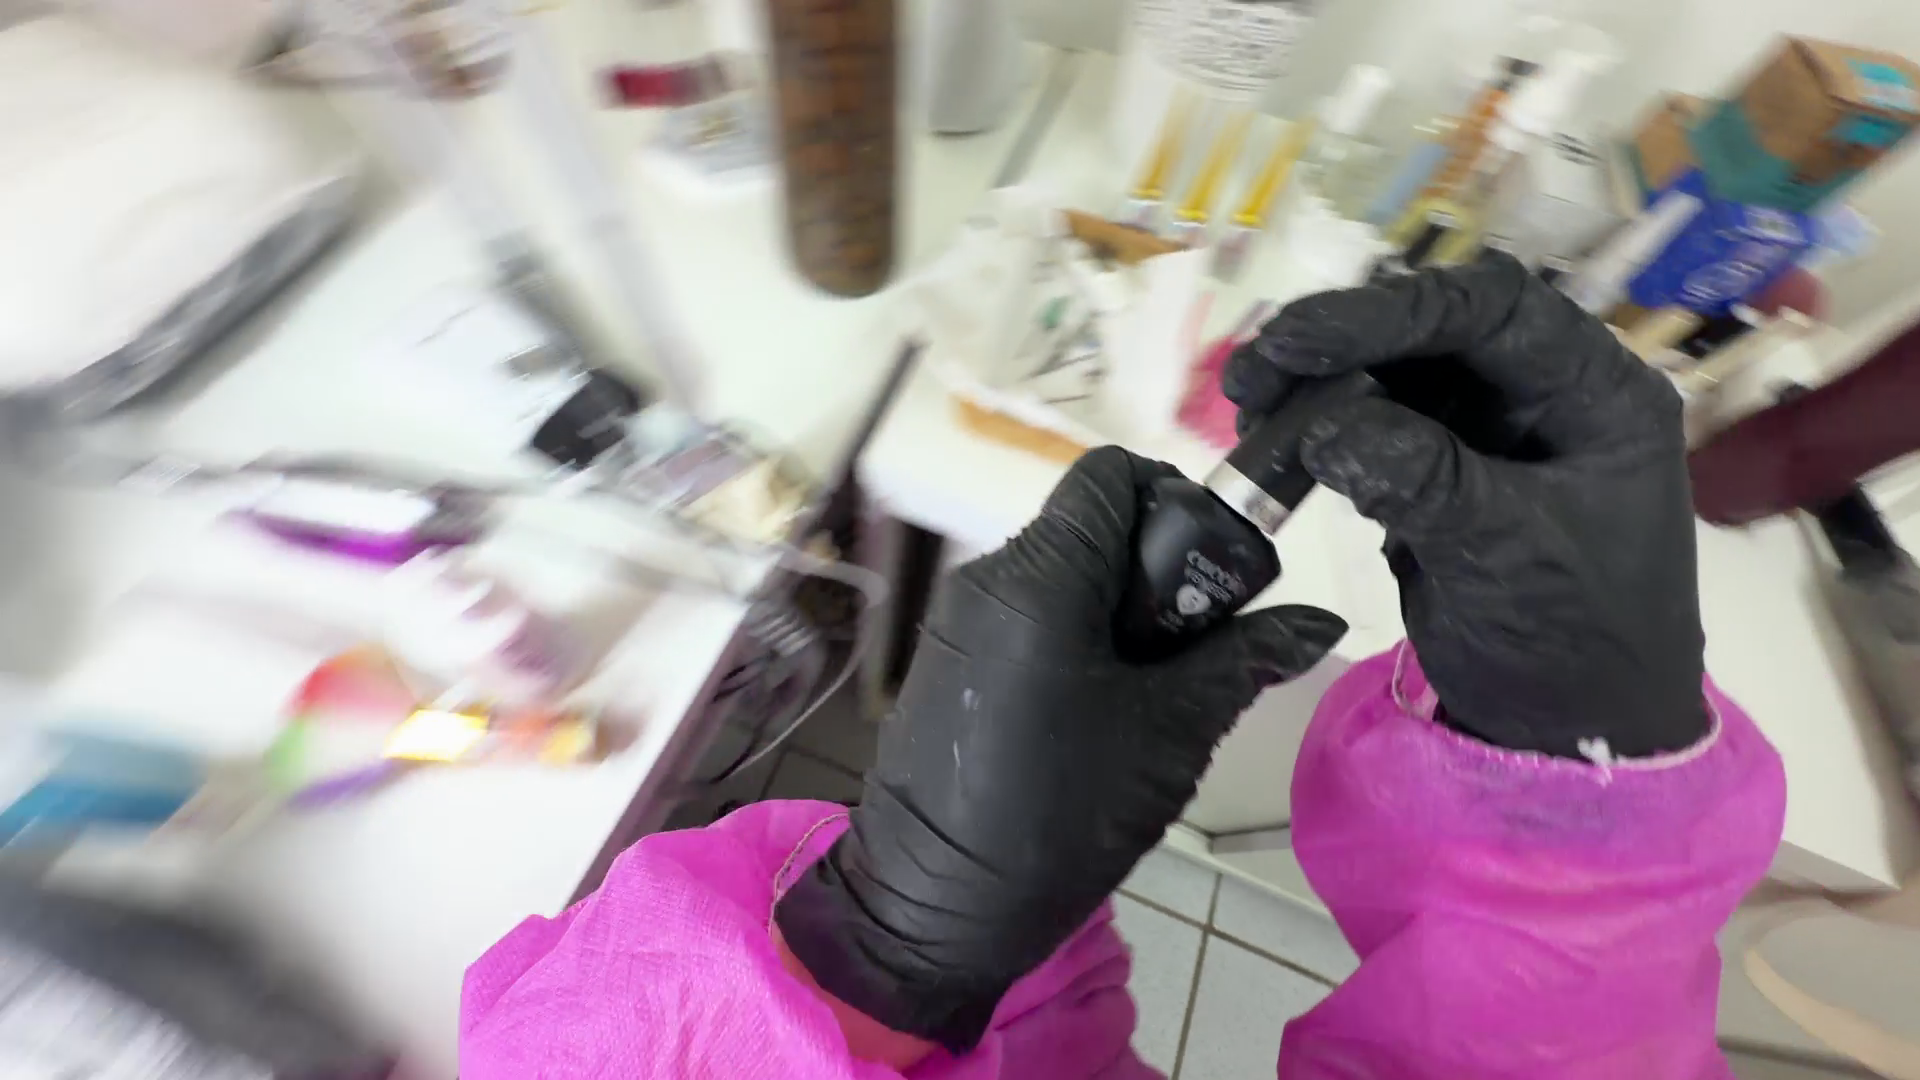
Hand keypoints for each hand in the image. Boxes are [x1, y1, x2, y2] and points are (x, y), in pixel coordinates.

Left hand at [775, 447, 1344, 1052]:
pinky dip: (1070, 629)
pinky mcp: (947, 648)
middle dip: (1149, 567)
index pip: (1110, 474)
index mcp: (1041, 575)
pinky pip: (1024, 609)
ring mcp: (959, 611)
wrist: (935, 900)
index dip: (1170, 497)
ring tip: (1144, 684)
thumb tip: (1321, 622)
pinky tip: (1089, 699)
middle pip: (1088, 524)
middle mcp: (990, 574)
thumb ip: (1242, 658)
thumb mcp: (1169, 732)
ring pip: (1059, 569)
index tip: (1202, 568)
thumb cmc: (1060, 812)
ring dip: (1112, 605)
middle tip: (1186, 643)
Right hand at [1223, 252, 1708, 759]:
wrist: (1556, 715)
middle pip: (1424, 332)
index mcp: (1587, 394)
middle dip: (1333, 342)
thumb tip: (1320, 427)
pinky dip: (1312, 426)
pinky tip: (1273, 442)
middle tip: (1252, 374)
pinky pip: (1363, 423)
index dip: (1387, 313)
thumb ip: (1419, 480)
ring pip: (1383, 374)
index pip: (1488, 311)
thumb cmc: (1567, 636)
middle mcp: (1532, 393)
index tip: (1295, 343)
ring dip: (1310, 382)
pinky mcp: (1430, 465)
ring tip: (1248, 405)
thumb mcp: (1502, 554)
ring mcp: (1477, 429)